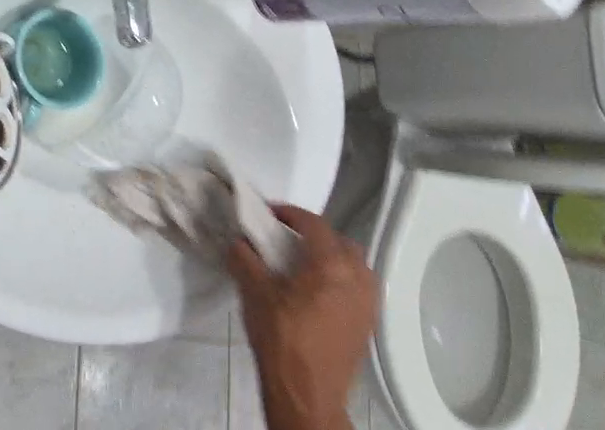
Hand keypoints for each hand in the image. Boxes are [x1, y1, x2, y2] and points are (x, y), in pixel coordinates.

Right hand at [229, 206, 377, 429]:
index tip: (268, 213)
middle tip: (287, 238)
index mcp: (331, 266)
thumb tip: (237, 240)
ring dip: (331, 257)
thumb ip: (244, 258)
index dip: (290, 213)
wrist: (307, 391)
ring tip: (303, 265)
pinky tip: (316, 292)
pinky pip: (359, 288)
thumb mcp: (254, 291)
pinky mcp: (367, 325)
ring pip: (356, 266)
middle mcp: (358, 280)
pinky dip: (341, 279)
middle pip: (342, 242)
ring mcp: (368, 305)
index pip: (315, 224)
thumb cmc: (280, 336)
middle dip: (316, 235)